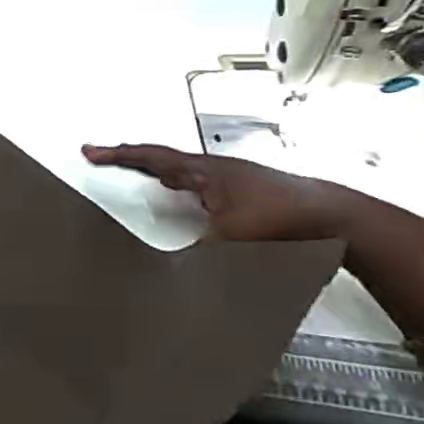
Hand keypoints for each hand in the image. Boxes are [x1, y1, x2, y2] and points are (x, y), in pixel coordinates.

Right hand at [82, 145, 386, 243]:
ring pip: (181, 171)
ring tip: (137, 174)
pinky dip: (179, 187)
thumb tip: (171, 272)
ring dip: (155, 171)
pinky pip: (198, 185)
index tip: (89, 151)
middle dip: (131, 159)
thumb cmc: (283, 215)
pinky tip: (185, 201)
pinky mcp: (244, 195)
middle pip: (162, 158)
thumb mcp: (231, 237)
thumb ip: (198, 253)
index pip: (150, 157)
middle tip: (105, 159)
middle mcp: (213, 169)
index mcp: (203, 169)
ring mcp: (230, 180)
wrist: (334, 216)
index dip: (117, 155)